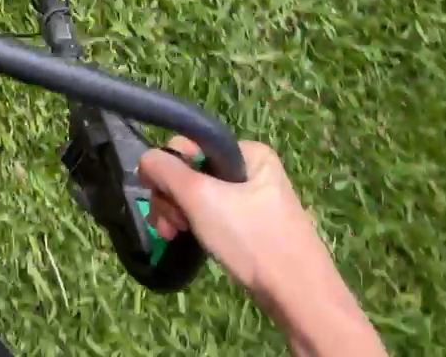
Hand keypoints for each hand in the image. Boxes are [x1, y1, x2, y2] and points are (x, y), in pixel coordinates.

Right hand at [141, 138, 383, 356]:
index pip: (189, 144)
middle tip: (170, 222)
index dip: (169, 168)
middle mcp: (251, 170)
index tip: (165, 195)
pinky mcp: (251, 224)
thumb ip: (163, 167)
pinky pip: (209, 212)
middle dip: (170, 196)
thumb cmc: (251, 240)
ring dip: (176, 212)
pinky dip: (193, 224)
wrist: (301, 301)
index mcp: (248, 152)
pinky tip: (186, 238)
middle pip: (189, 170)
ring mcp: (252, 199)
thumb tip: (145, 161)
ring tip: (173, 234)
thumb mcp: (198, 195)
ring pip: (195, 193)